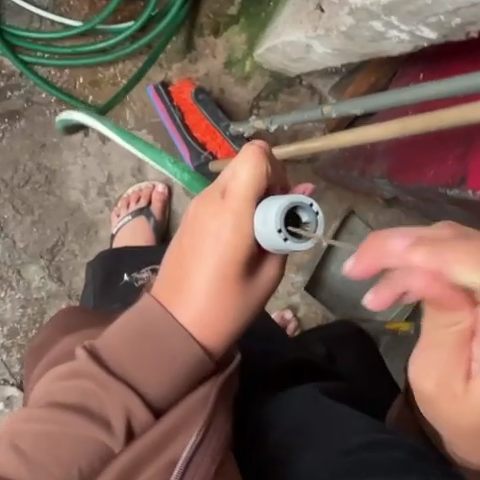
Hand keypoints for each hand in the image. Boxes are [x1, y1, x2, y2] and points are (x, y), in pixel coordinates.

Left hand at [149, 142, 305, 356]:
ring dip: (253, 192)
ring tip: (260, 232)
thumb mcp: (270, 272)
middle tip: (277, 217)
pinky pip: (220, 193)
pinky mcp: (190, 215)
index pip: (256, 153)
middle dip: (269, 180)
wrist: (174, 326)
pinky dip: (237, 203)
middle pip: (246, 160)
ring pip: (233, 176)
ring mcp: (196, 204)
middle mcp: (211, 197)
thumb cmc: (227, 306)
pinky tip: (241, 237)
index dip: (277, 170)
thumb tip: (304, 192)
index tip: (283, 202)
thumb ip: (287, 227)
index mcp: (232, 208)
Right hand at [343, 223, 479, 467]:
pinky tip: (405, 274)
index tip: (388, 256)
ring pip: (475, 242)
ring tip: (375, 278)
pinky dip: (437, 253)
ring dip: (417, 249)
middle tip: (359, 266)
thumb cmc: (469, 419)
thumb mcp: (438, 384)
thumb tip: (427, 271)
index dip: (441, 252)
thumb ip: (440, 323)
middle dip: (412, 246)